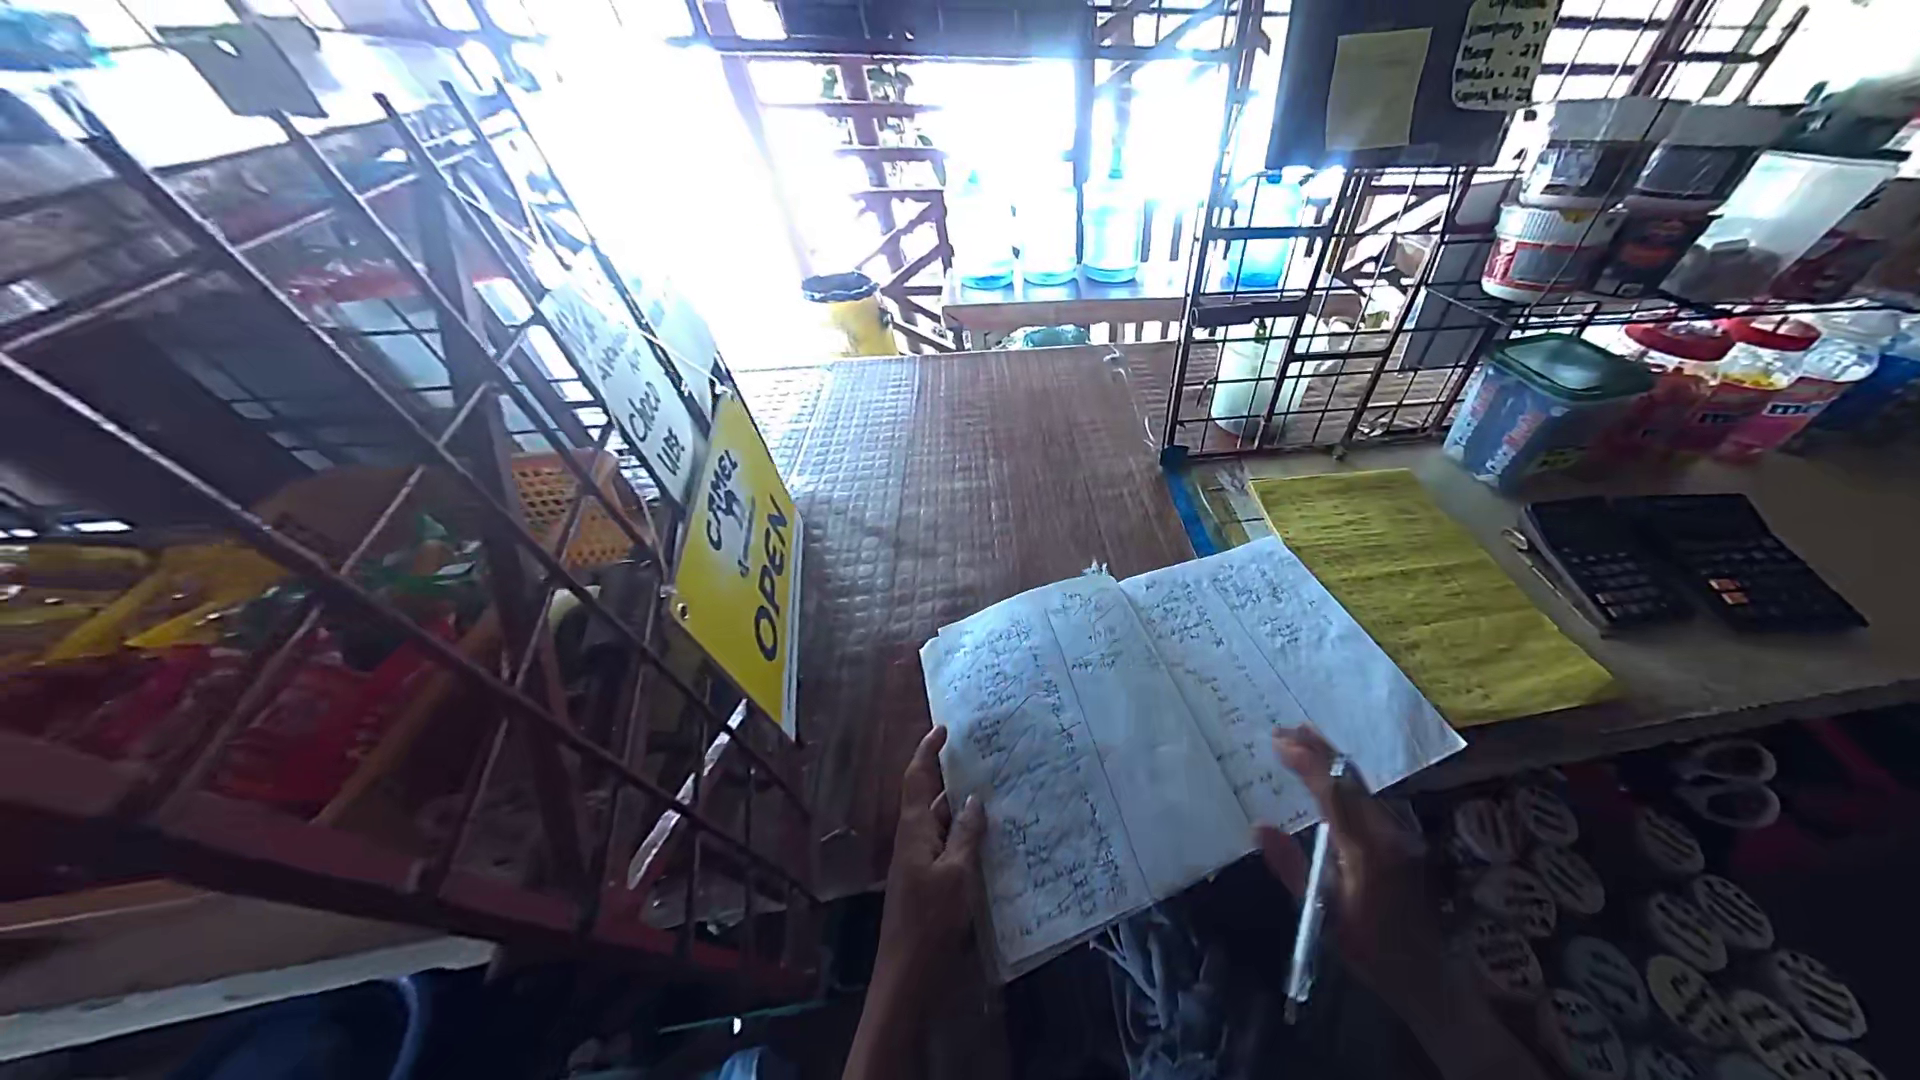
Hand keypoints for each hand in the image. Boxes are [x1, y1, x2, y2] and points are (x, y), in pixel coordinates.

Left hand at [875, 725, 985, 992]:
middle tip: (985, 760)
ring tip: (996, 793)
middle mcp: (913, 838)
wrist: (908, 976)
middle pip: (930, 796)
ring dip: (963, 808)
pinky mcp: (928, 881)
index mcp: (914, 829)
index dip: (928, 750)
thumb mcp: (957, 874)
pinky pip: (947, 845)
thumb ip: (967, 834)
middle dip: (953, 777)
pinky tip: (991, 838)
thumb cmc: (931, 920)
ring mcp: (920, 861)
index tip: (944, 728)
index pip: (916, 776)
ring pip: (942, 822)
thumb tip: (975, 798)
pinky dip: (965, 835)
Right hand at [1254, 726, 1444, 1005]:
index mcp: (1367, 851)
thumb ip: (1290, 867)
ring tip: (1301, 736)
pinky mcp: (1400, 838)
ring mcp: (1399, 834)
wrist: (1427, 978)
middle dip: (1317, 749)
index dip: (1306, 762)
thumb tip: (1258, 826)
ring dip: (1329, 758)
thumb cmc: (1369, 949)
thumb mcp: (1321, 914)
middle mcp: (1388, 834)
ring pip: (1361, 783)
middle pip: (1350, 779)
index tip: (1278, 741)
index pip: (1335, 792)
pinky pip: (1367, 794)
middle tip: (1284, 729)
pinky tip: (1327, 768)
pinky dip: (1342, 774)